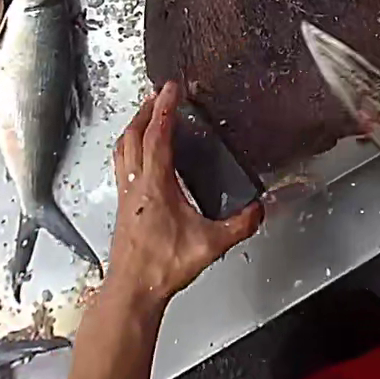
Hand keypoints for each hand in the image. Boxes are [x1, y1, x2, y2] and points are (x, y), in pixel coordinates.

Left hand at [106, 82, 262, 307]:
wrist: (132, 290)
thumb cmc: (162, 266)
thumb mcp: (211, 244)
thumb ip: (239, 225)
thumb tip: (257, 210)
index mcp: (155, 184)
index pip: (157, 134)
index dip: (165, 108)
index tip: (171, 88)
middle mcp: (135, 183)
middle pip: (133, 134)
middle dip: (146, 109)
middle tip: (159, 94)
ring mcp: (126, 193)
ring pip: (122, 148)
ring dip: (134, 126)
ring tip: (147, 115)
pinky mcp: (124, 205)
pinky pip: (122, 164)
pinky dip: (129, 147)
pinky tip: (139, 154)